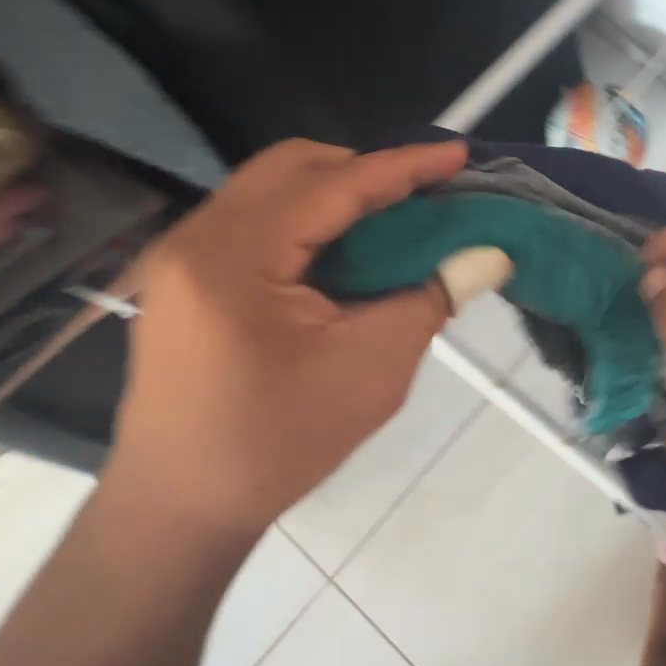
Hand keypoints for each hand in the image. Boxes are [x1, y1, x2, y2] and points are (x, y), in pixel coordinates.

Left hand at [101, 139, 505, 533]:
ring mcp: (182, 256)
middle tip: (424, 194)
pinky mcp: (185, 275)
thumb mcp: (372, 371)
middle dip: (365, 169)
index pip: (332, 186)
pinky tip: (348, 249)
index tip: (459, 155)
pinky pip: (257, 217)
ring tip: (394, 219)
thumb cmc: (275, 445)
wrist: (177, 510)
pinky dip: (311, 217)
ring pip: (272, 186)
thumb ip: (432, 298)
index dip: (403, 167)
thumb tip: (488, 254)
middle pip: (292, 166)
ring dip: (337, 192)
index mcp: (232, 261)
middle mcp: (196, 241)